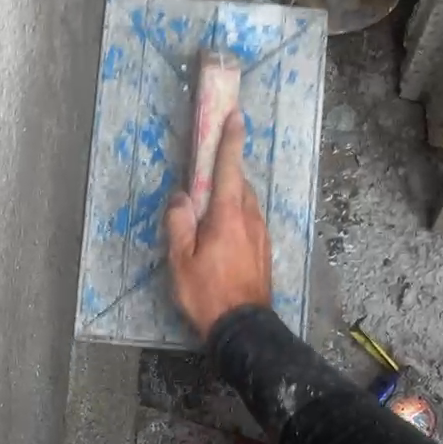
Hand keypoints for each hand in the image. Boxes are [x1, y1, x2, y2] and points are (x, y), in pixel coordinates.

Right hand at [167, 108, 271, 337]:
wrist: (242, 327)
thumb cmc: (207, 293)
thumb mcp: (180, 260)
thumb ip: (178, 223)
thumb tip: (181, 197)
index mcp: (228, 215)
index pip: (229, 168)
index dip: (231, 140)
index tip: (235, 116)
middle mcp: (250, 218)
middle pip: (238, 185)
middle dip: (224, 176)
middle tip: (204, 181)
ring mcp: (261, 235)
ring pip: (245, 205)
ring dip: (229, 200)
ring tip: (207, 216)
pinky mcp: (264, 251)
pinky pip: (249, 223)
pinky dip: (235, 219)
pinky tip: (220, 237)